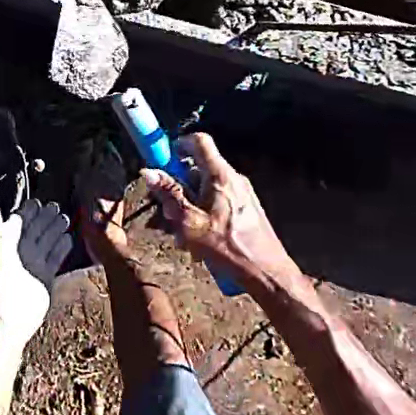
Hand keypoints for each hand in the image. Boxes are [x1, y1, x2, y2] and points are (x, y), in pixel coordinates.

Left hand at [0, 194, 70, 351]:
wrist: (3, 313)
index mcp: (3, 240)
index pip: (18, 220)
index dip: (27, 211)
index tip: (37, 201)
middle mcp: (18, 251)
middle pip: (35, 229)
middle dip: (44, 218)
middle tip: (55, 205)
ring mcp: (32, 265)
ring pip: (46, 241)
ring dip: (54, 229)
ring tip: (64, 217)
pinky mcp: (45, 278)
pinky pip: (55, 259)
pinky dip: (62, 248)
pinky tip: (68, 238)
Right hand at [142, 133, 293, 292]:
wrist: (267, 273)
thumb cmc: (228, 247)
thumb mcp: (189, 222)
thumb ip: (169, 194)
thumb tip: (148, 171)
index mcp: (220, 175)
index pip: (199, 141)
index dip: (178, 144)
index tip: (163, 160)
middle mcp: (233, 178)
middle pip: (197, 169)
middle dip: (177, 186)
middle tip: (165, 209)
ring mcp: (241, 193)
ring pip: (205, 188)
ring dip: (187, 204)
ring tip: (180, 232)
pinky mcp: (244, 208)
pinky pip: (216, 200)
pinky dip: (202, 212)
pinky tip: (196, 238)